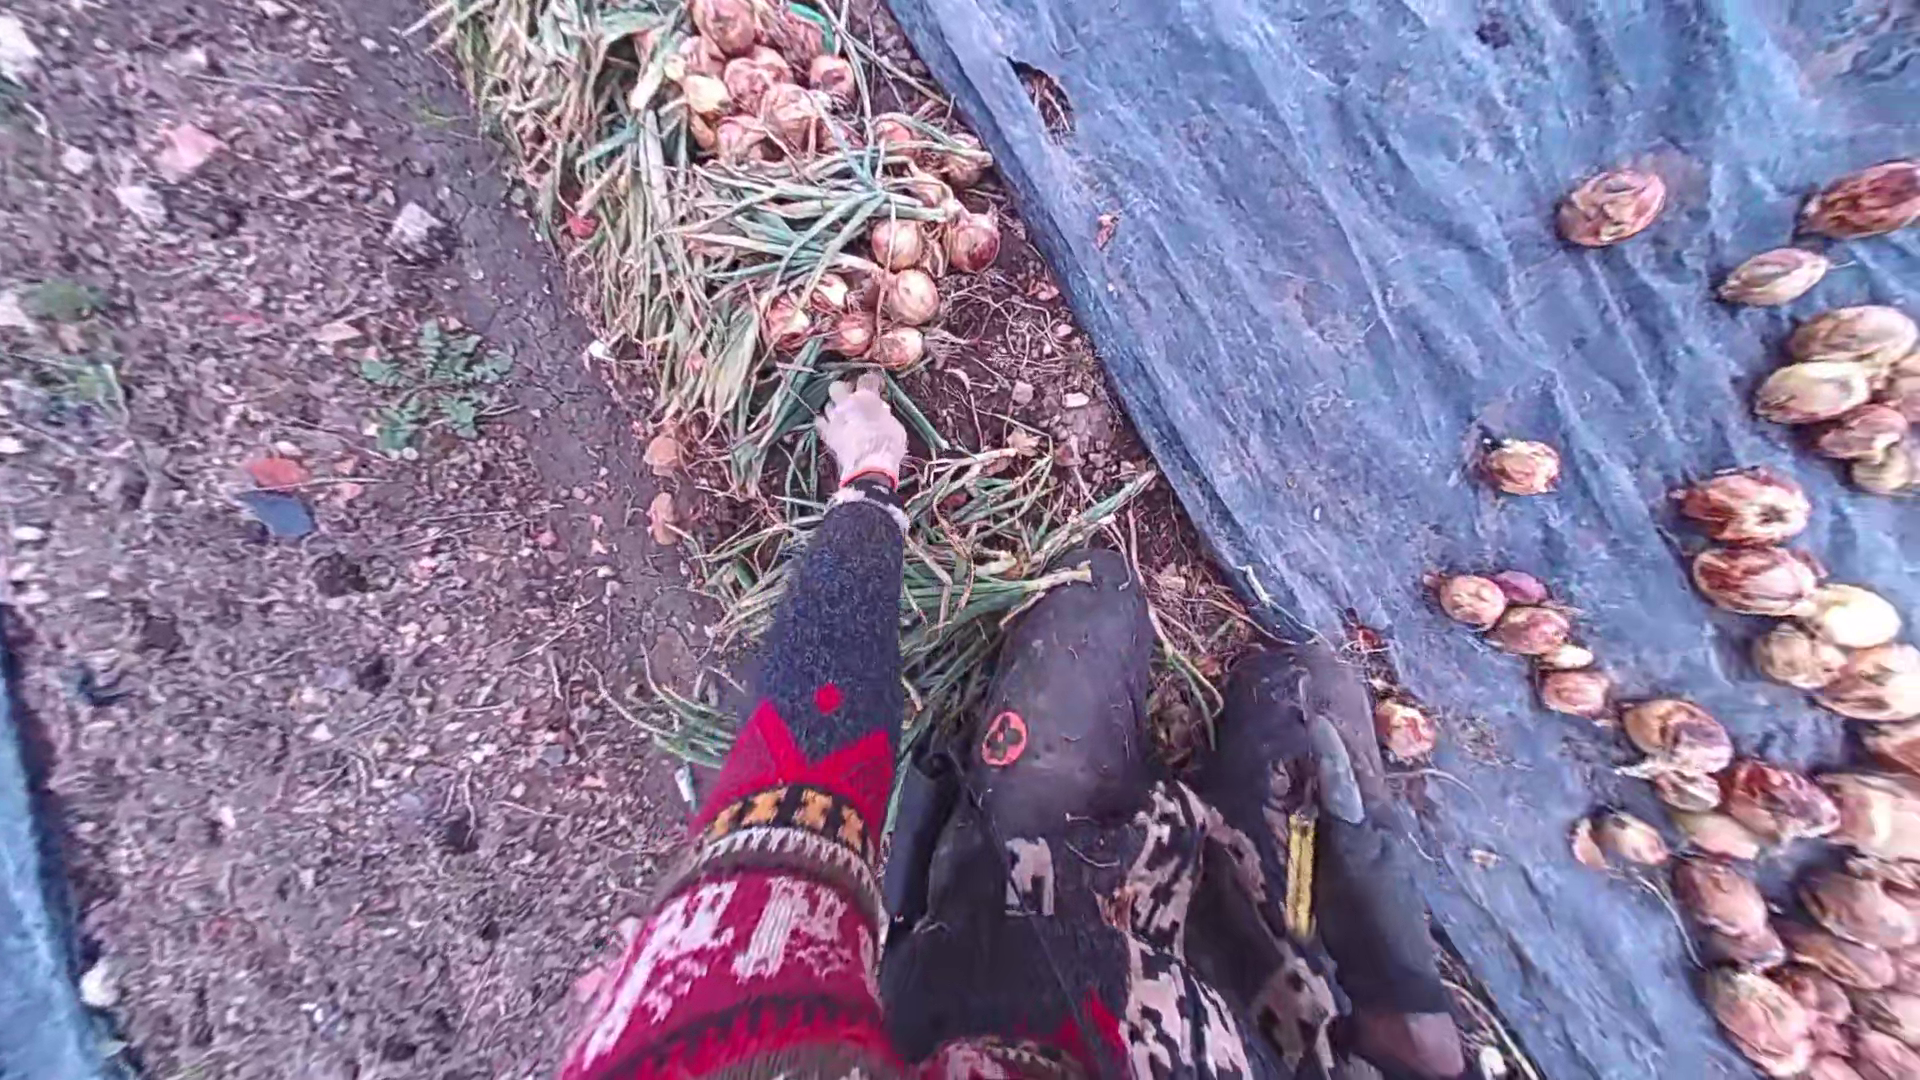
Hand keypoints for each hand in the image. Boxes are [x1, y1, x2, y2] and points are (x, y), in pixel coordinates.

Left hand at [815, 372, 906, 485]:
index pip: (866, 379)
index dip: (871, 381)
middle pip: (837, 387)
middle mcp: (847, 403)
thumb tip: (881, 412)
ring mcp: (835, 418)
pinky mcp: (827, 434)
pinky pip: (820, 423)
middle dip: (843, 390)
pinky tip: (830, 426)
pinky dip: (825, 423)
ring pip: (828, 405)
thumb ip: (885, 415)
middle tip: (851, 397)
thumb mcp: (895, 426)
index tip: (875, 385)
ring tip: (842, 415)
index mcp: (867, 397)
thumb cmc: (889, 445)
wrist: (870, 466)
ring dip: (834, 408)